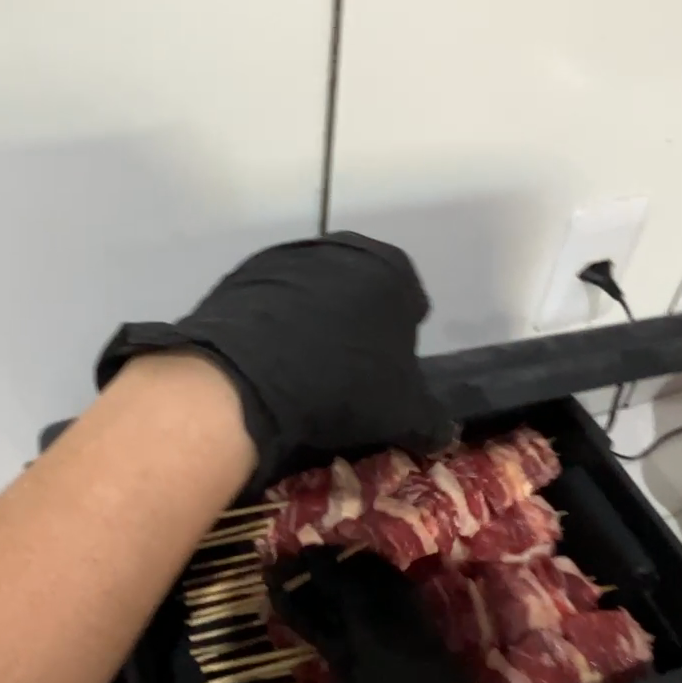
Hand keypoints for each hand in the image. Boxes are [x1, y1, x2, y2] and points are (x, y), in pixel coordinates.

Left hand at [96, 232, 451, 488]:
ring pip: (312, 296)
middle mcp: (340, 248)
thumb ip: (430, 419)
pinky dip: (273, 329)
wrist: (250, 378)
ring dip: (312, 326)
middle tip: (347, 374)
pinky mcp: (238, 277)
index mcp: (391, 268)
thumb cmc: (346, 385)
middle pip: (359, 292)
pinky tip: (269, 366)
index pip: (410, 302)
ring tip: (304, 373)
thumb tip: (443, 434)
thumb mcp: (403, 413)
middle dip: (356, 327)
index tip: (388, 374)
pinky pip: (268, 306)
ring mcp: (284, 258)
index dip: (402, 341)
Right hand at [267, 548, 472, 682]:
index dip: (326, 551)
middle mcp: (369, 601)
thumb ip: (338, 579)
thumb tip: (310, 553)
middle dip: (305, 569)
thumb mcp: (367, 605)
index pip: (352, 558)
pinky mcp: (337, 651)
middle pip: (333, 579)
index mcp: (387, 583)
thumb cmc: (397, 645)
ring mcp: (352, 628)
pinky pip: (313, 625)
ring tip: (268, 574)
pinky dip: (294, 613)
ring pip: (320, 602)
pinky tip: (275, 598)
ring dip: (295, 589)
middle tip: (275, 558)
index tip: (298, 544)